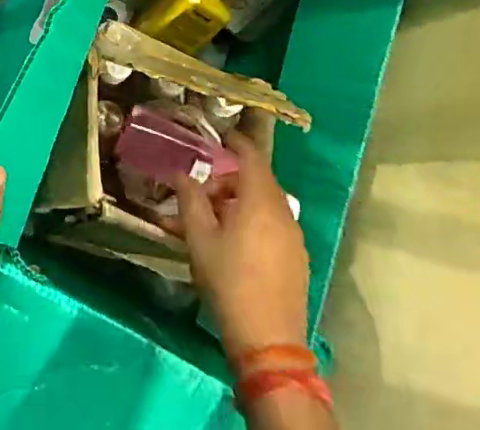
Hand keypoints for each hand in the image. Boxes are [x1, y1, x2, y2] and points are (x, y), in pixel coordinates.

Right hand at [175, 132, 310, 357]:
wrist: (268, 341)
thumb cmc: (229, 281)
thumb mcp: (199, 238)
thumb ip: (190, 199)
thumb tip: (182, 174)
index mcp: (261, 201)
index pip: (252, 156)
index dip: (236, 142)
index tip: (218, 137)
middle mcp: (283, 212)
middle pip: (257, 181)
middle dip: (228, 180)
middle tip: (200, 193)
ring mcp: (294, 237)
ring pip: (264, 205)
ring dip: (238, 203)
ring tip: (210, 222)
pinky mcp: (296, 258)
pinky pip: (272, 225)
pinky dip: (252, 221)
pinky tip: (232, 243)